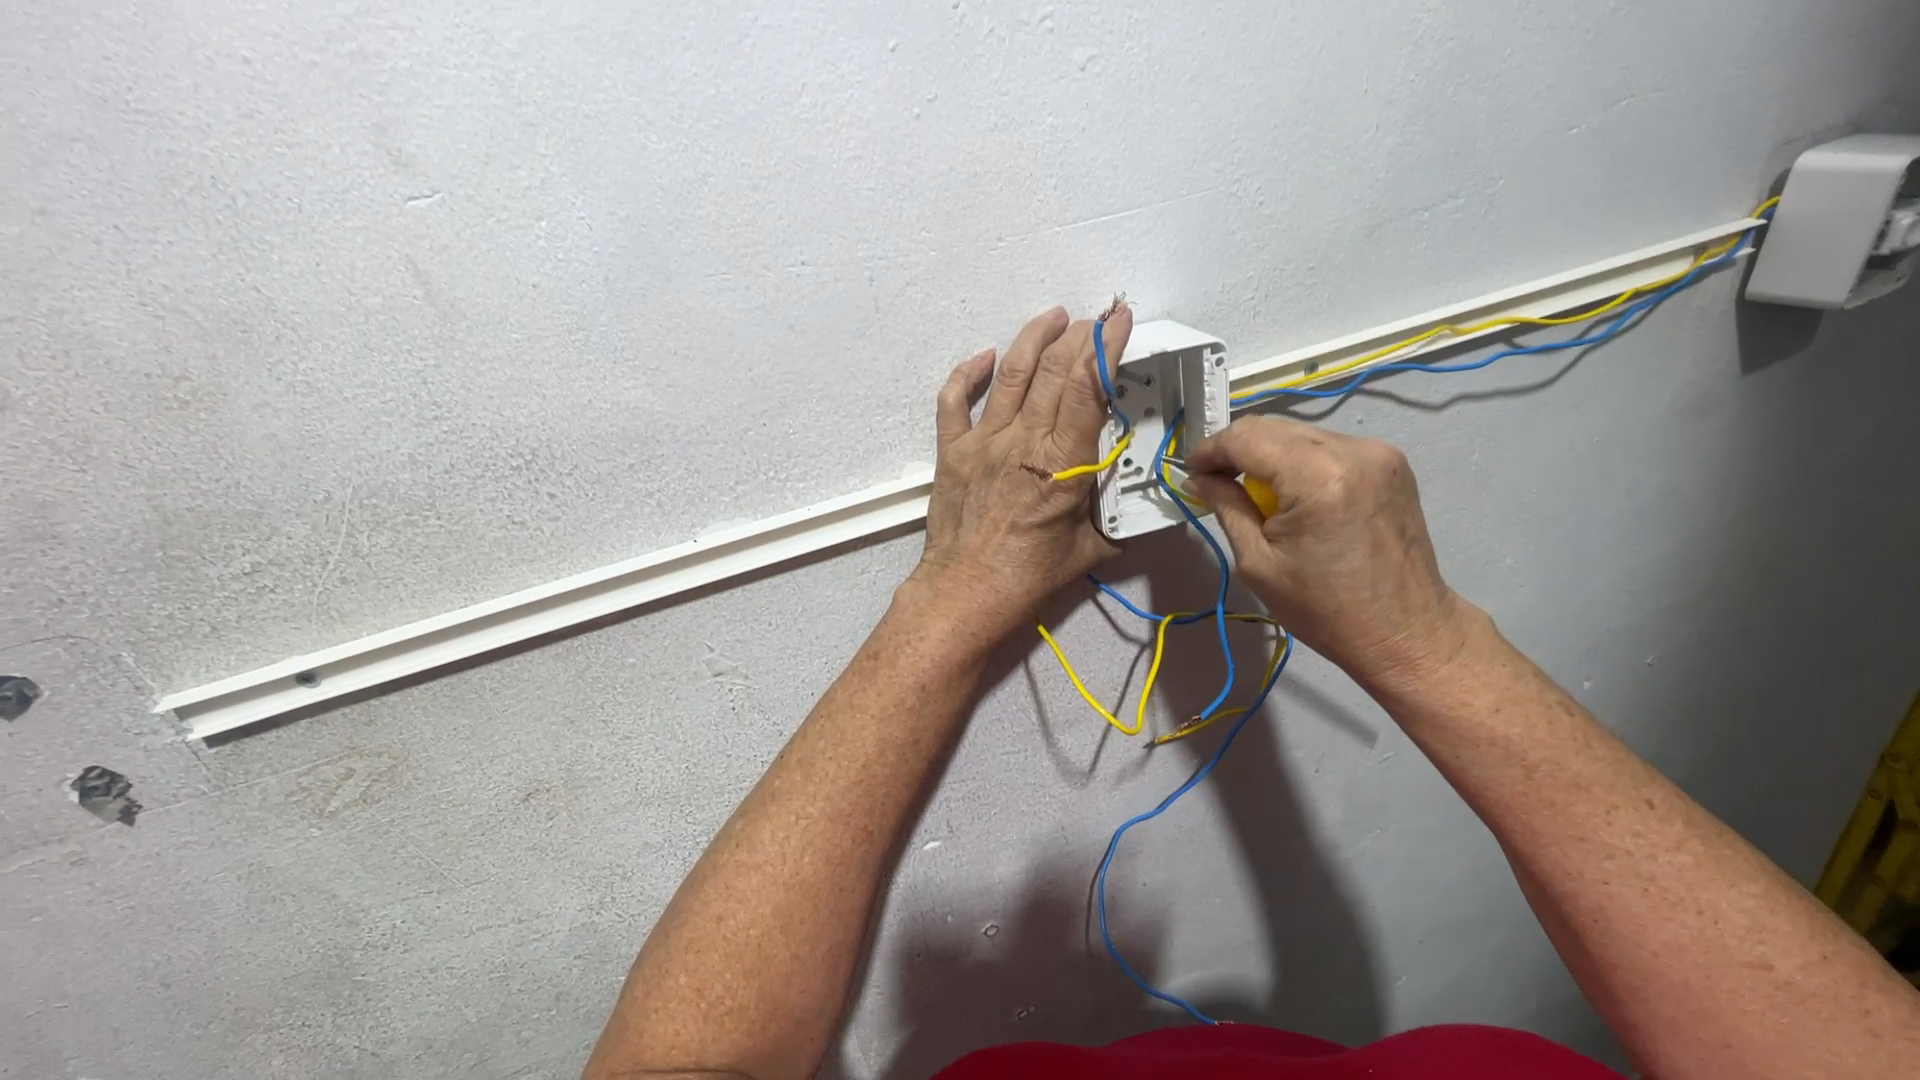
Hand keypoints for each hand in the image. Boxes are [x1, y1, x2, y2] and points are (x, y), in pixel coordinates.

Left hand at [905, 305, 1135, 644]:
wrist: (966, 591)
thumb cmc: (1031, 576)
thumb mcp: (1092, 546)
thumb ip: (1118, 516)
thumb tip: (1145, 500)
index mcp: (1062, 463)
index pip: (1089, 388)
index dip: (1106, 347)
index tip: (1120, 320)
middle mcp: (1022, 441)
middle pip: (1053, 370)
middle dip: (1079, 335)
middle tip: (1096, 319)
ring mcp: (982, 442)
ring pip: (1010, 374)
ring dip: (1034, 339)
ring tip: (1055, 317)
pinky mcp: (951, 451)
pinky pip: (954, 401)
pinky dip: (968, 372)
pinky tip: (984, 354)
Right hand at [1185, 415, 1477, 692]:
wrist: (1404, 630)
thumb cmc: (1323, 608)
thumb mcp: (1257, 562)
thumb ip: (1227, 507)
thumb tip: (1199, 479)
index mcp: (1316, 478)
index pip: (1246, 437)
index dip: (1211, 449)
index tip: (1191, 471)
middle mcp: (1351, 451)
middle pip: (1273, 427)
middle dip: (1237, 450)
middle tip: (1214, 480)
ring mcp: (1377, 453)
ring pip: (1300, 434)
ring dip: (1269, 456)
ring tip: (1255, 492)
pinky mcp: (1391, 462)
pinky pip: (1328, 447)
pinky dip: (1301, 462)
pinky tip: (1294, 495)